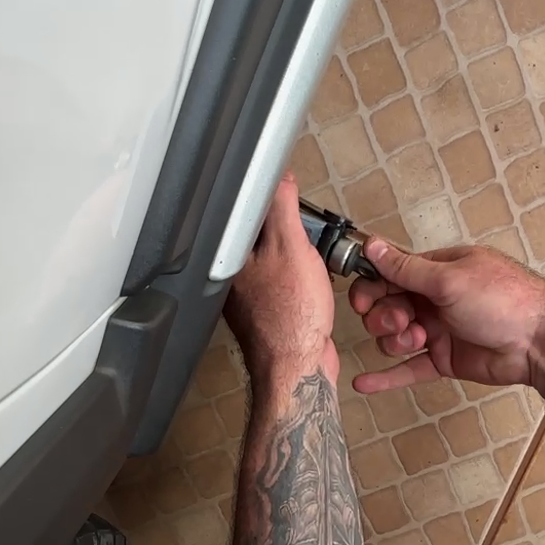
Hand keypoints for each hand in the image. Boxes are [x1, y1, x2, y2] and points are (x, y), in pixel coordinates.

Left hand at [226, 173, 338, 383]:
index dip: (275, 201)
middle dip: (291, 231)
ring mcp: (252, 296)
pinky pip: (288, 283)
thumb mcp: (292, 248)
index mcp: (231, 257)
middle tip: (308, 237)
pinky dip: (303, 280)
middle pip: (263, 234)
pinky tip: (313, 288)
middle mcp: (235, 277)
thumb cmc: (292, 317)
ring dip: (299, 256)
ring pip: (277, 259)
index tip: (294, 203)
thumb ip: (282, 209)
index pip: (247, 212)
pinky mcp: (271, 312)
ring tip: (313, 263)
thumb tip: (279, 177)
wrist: (300, 367)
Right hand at [348, 240, 544, 395]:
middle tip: (400, 322)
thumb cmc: (503, 301)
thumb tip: (373, 246)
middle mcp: (435, 299)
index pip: (390, 275)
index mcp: (438, 271)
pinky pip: (409, 369)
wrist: (539, 342)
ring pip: (394, 338)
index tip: (362, 301)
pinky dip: (387, 376)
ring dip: (394, 342)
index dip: (371, 287)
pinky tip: (364, 383)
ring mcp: (438, 330)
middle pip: (387, 306)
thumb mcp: (450, 279)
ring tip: (417, 342)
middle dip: (384, 315)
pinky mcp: (444, 360)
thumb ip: (407, 268)